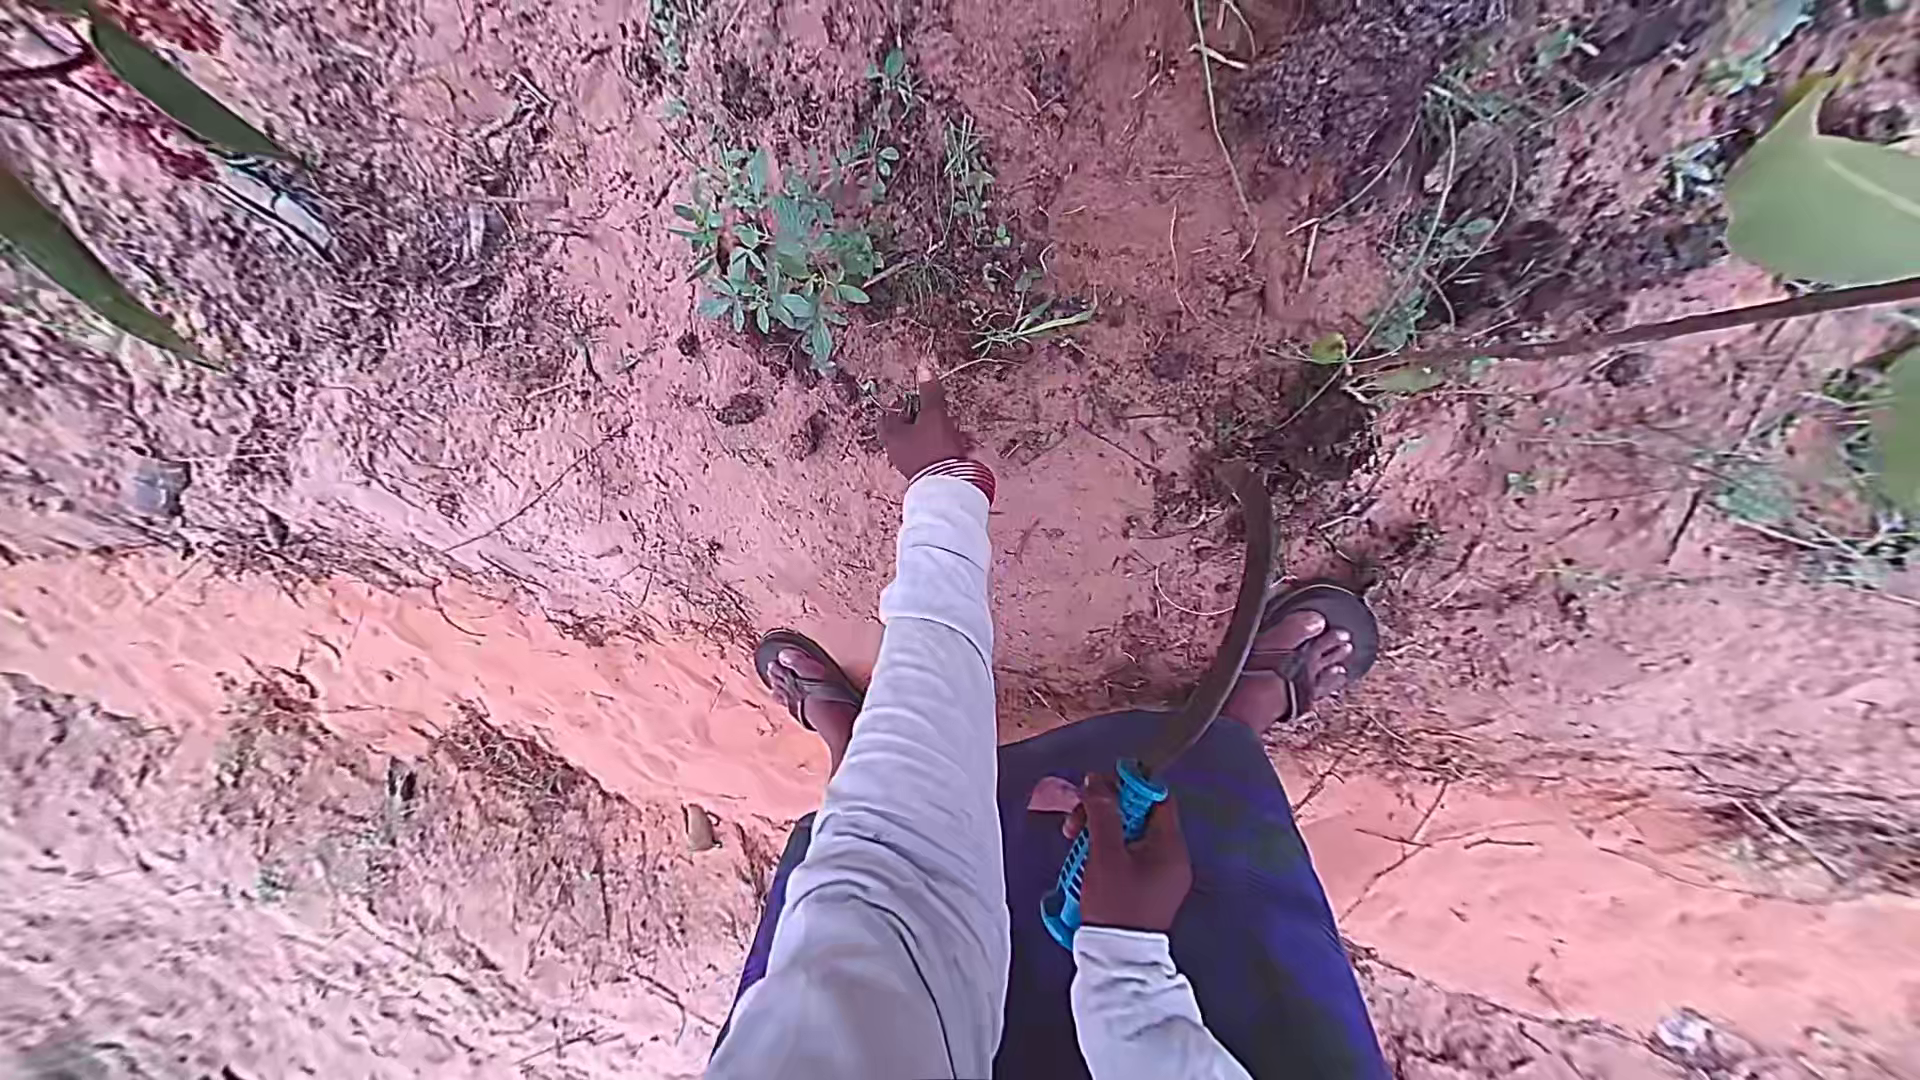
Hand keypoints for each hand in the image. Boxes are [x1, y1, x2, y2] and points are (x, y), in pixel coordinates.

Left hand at [879, 365, 967, 478]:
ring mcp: (912, 463)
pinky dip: (949, 447)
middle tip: (944, 414)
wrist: (948, 485)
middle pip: (912, 426)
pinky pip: (937, 454)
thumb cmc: (935, 448)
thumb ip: (929, 392)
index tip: (922, 399)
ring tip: (960, 432)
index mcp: (891, 435)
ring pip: (927, 440)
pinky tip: (965, 445)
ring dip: (945, 433)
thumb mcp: (933, 414)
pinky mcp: (927, 472)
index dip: (907, 403)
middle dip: (932, 418)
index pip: (892, 412)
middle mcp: (897, 450)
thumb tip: (923, 368)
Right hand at [1067, 772, 1192, 932]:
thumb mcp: (1105, 853)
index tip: (1100, 785)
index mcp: (1170, 845)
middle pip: (1138, 811)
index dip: (1130, 783)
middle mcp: (1170, 855)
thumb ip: (1102, 812)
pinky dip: (1104, 845)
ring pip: (1128, 830)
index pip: (1157, 796)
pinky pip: (1126, 850)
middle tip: (1077, 818)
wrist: (1117, 962)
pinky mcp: (1144, 883)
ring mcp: (1158, 871)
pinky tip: (1083, 853)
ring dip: (1099, 826)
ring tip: (1072, 836)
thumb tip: (1097, 780)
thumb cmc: (1115, 904)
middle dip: (1104, 808)